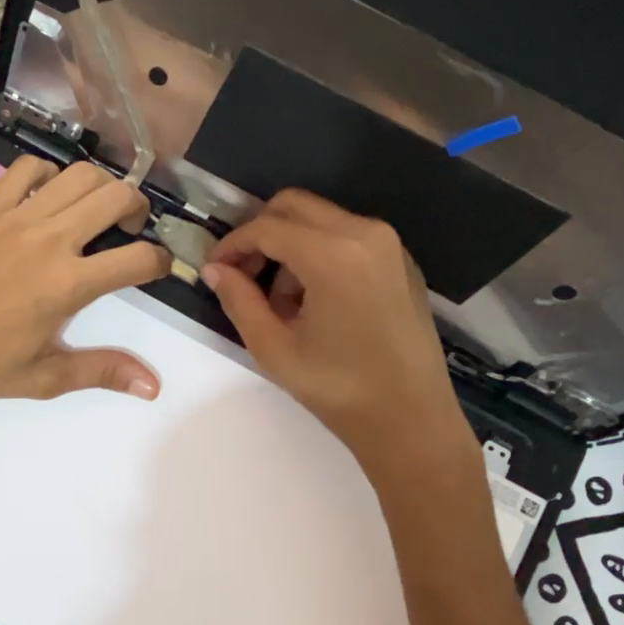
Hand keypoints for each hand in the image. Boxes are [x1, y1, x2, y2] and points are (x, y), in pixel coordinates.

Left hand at [0, 156, 171, 408]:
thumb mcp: (42, 377)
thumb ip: (101, 371)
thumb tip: (152, 385)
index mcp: (67, 284)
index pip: (137, 259)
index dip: (160, 262)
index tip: (159, 269)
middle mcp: (48, 240)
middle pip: (116, 196)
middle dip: (138, 209)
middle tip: (132, 230)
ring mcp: (16, 218)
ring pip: (78, 174)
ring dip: (101, 186)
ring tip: (97, 211)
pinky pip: (27, 170)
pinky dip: (49, 174)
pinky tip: (48, 198)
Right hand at [202, 190, 475, 478]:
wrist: (410, 418)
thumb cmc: (338, 388)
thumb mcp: (273, 348)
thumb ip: (238, 299)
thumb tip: (215, 269)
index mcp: (333, 254)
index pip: (266, 227)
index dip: (232, 244)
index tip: (213, 269)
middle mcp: (364, 234)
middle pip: (294, 206)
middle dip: (260, 235)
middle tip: (241, 276)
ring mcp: (389, 244)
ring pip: (320, 219)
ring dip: (289, 246)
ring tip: (280, 302)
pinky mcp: (401, 260)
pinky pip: (347, 236)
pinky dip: (319, 253)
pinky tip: (313, 301)